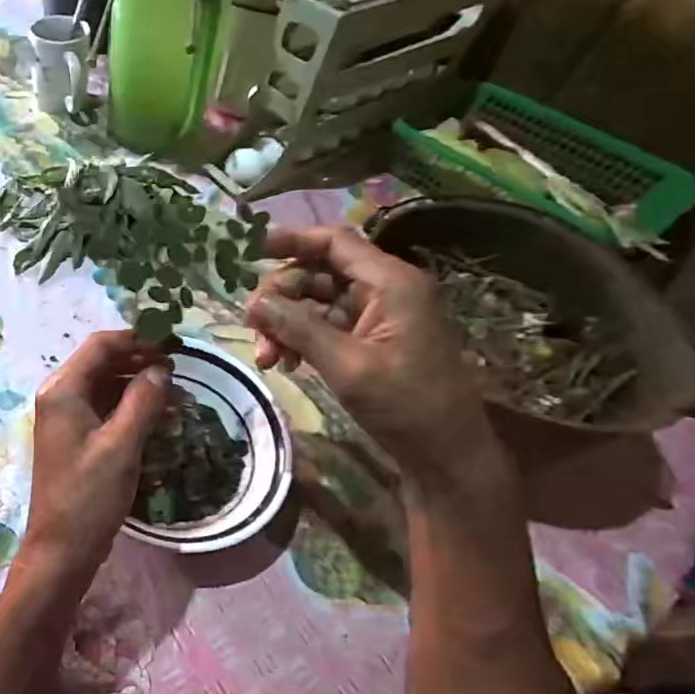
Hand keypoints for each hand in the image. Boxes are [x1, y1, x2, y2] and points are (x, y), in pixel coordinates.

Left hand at [18, 331, 171, 591]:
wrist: (62, 547)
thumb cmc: (89, 495)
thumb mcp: (122, 445)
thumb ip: (142, 401)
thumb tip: (161, 369)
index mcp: (62, 390)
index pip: (100, 346)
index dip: (137, 339)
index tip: (173, 344)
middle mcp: (59, 396)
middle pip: (102, 363)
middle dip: (140, 361)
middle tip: (180, 368)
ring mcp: (65, 418)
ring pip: (105, 386)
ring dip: (138, 385)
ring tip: (176, 394)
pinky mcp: (75, 438)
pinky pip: (104, 409)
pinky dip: (129, 407)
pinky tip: (158, 416)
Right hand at [244, 226, 492, 482]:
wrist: (445, 453)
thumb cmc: (405, 405)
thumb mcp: (346, 366)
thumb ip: (299, 328)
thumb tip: (254, 303)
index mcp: (391, 283)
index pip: (335, 243)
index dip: (291, 239)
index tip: (249, 248)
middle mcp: (384, 290)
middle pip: (317, 273)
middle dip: (279, 297)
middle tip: (251, 325)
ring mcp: (377, 315)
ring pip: (314, 301)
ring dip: (284, 323)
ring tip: (266, 358)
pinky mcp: (368, 339)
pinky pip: (323, 325)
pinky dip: (299, 339)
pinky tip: (285, 364)